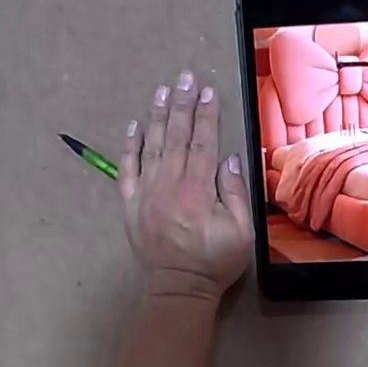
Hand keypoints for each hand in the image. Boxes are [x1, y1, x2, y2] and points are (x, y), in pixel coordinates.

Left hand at [118, 70, 253, 300]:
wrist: (178, 289)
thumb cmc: (214, 262)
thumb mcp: (241, 231)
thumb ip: (235, 193)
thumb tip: (229, 159)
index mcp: (197, 190)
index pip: (202, 142)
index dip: (206, 115)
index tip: (208, 91)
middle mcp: (169, 185)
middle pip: (175, 136)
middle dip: (182, 104)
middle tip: (185, 77)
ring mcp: (146, 193)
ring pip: (151, 146)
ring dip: (157, 116)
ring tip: (162, 90)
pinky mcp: (131, 205)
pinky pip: (126, 170)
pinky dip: (129, 147)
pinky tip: (134, 126)